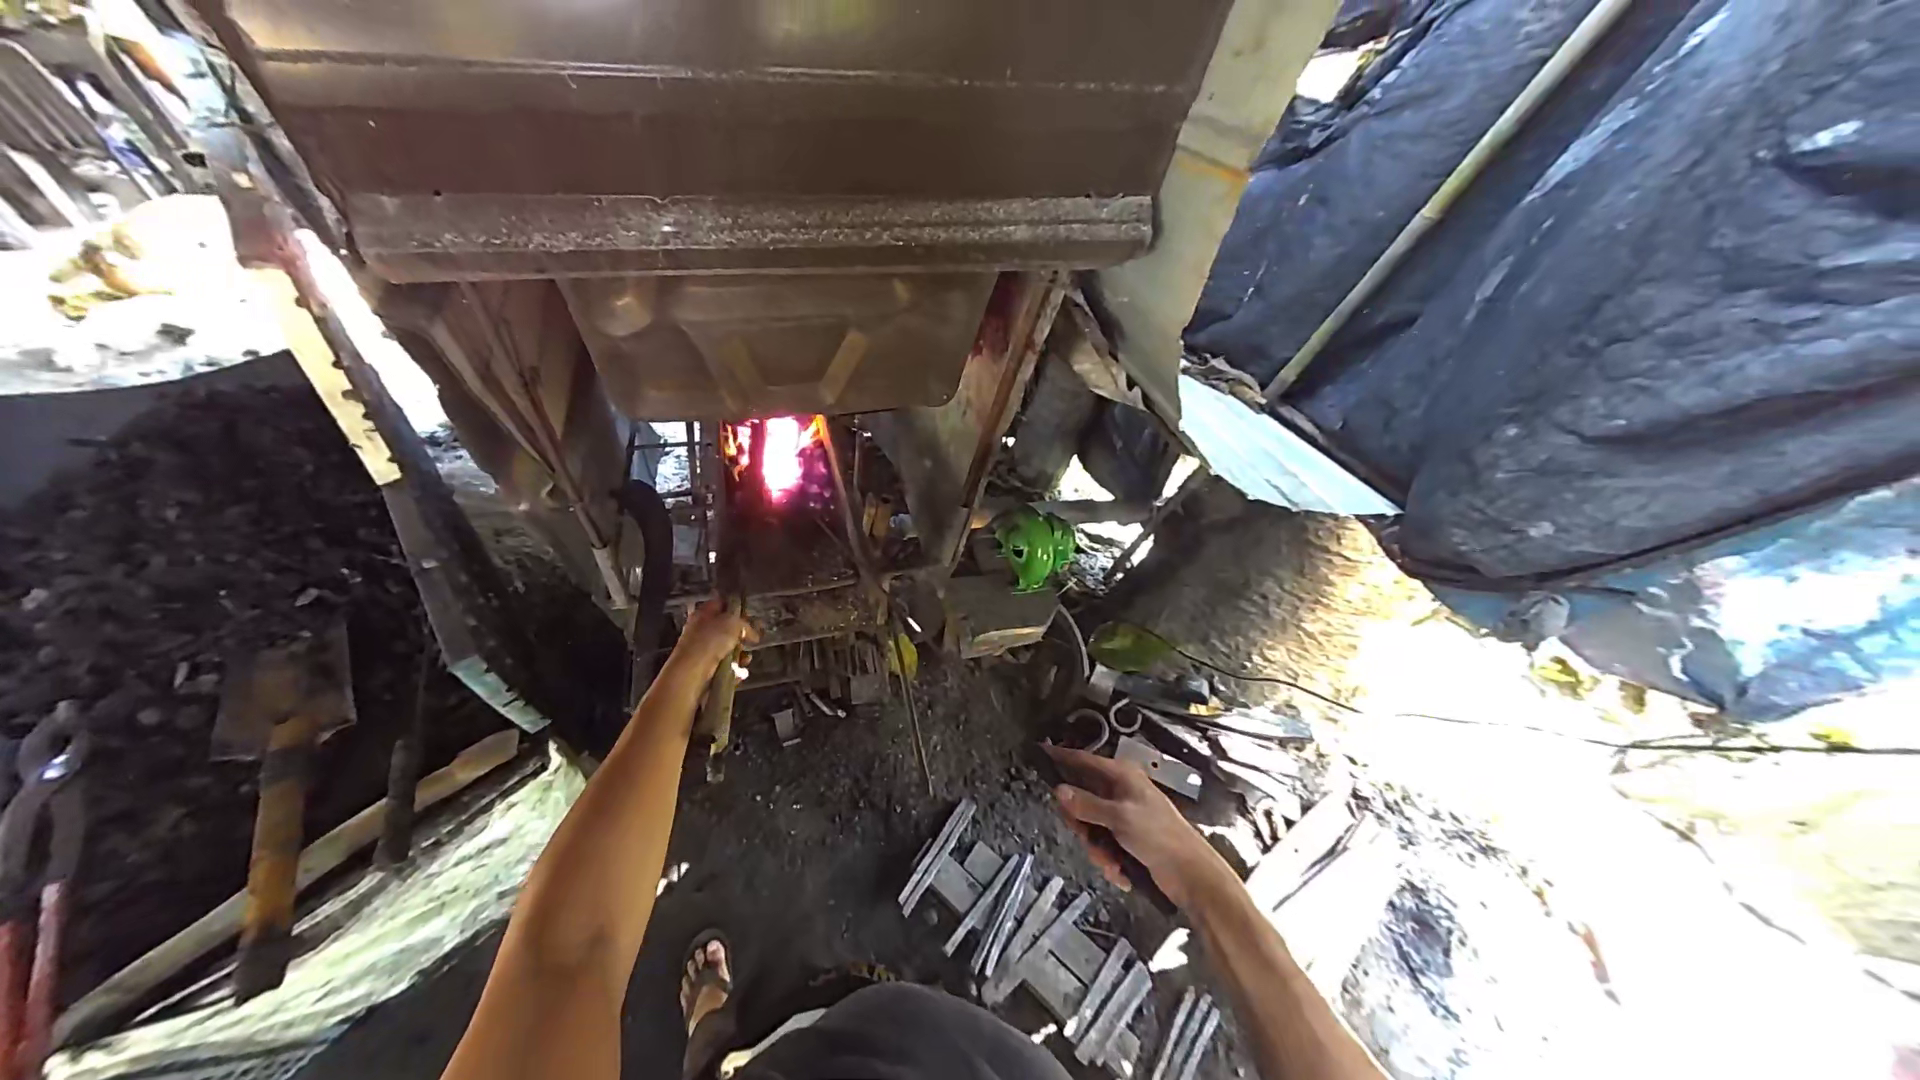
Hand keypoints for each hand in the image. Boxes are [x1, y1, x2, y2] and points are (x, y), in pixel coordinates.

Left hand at [671, 599, 756, 678]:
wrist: (692, 672)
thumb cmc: (711, 641)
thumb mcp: (733, 623)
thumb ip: (745, 623)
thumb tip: (752, 633)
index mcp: (704, 613)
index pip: (722, 603)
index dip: (737, 606)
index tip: (750, 614)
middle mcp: (701, 629)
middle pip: (726, 627)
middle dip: (741, 634)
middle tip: (751, 638)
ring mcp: (702, 649)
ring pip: (728, 648)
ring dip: (740, 653)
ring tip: (745, 658)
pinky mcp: (705, 667)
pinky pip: (725, 665)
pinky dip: (734, 668)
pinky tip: (740, 670)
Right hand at [1046, 743, 1230, 909]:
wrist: (1192, 874)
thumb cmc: (1159, 836)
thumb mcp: (1119, 818)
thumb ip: (1087, 804)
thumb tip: (1058, 790)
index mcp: (1121, 776)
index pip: (1084, 760)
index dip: (1062, 757)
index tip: (1040, 752)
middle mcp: (1121, 791)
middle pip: (1082, 799)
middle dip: (1082, 824)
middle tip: (1085, 836)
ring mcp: (1124, 815)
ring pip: (1091, 826)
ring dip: (1098, 848)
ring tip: (1111, 863)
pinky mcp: (1128, 838)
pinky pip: (1104, 844)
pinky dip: (1109, 859)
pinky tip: (1121, 871)